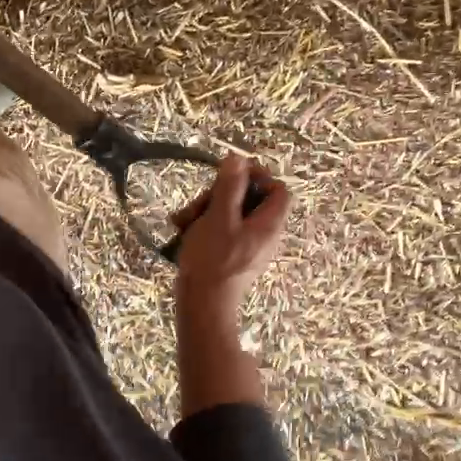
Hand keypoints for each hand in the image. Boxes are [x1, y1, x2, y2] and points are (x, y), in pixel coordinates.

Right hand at [170, 155, 290, 312]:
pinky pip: (221, 230)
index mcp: (269, 224)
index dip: (257, 176)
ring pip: (229, 214)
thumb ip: (230, 187)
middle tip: (197, 202)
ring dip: (204, 210)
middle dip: (219, 195)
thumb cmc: (214, 257)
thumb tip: (238, 159)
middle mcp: (263, 234)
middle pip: (248, 200)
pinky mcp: (230, 255)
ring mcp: (247, 246)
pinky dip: (203, 226)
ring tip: (182, 220)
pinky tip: (182, 230)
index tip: (229, 174)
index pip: (278, 190)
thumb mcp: (219, 216)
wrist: (203, 302)